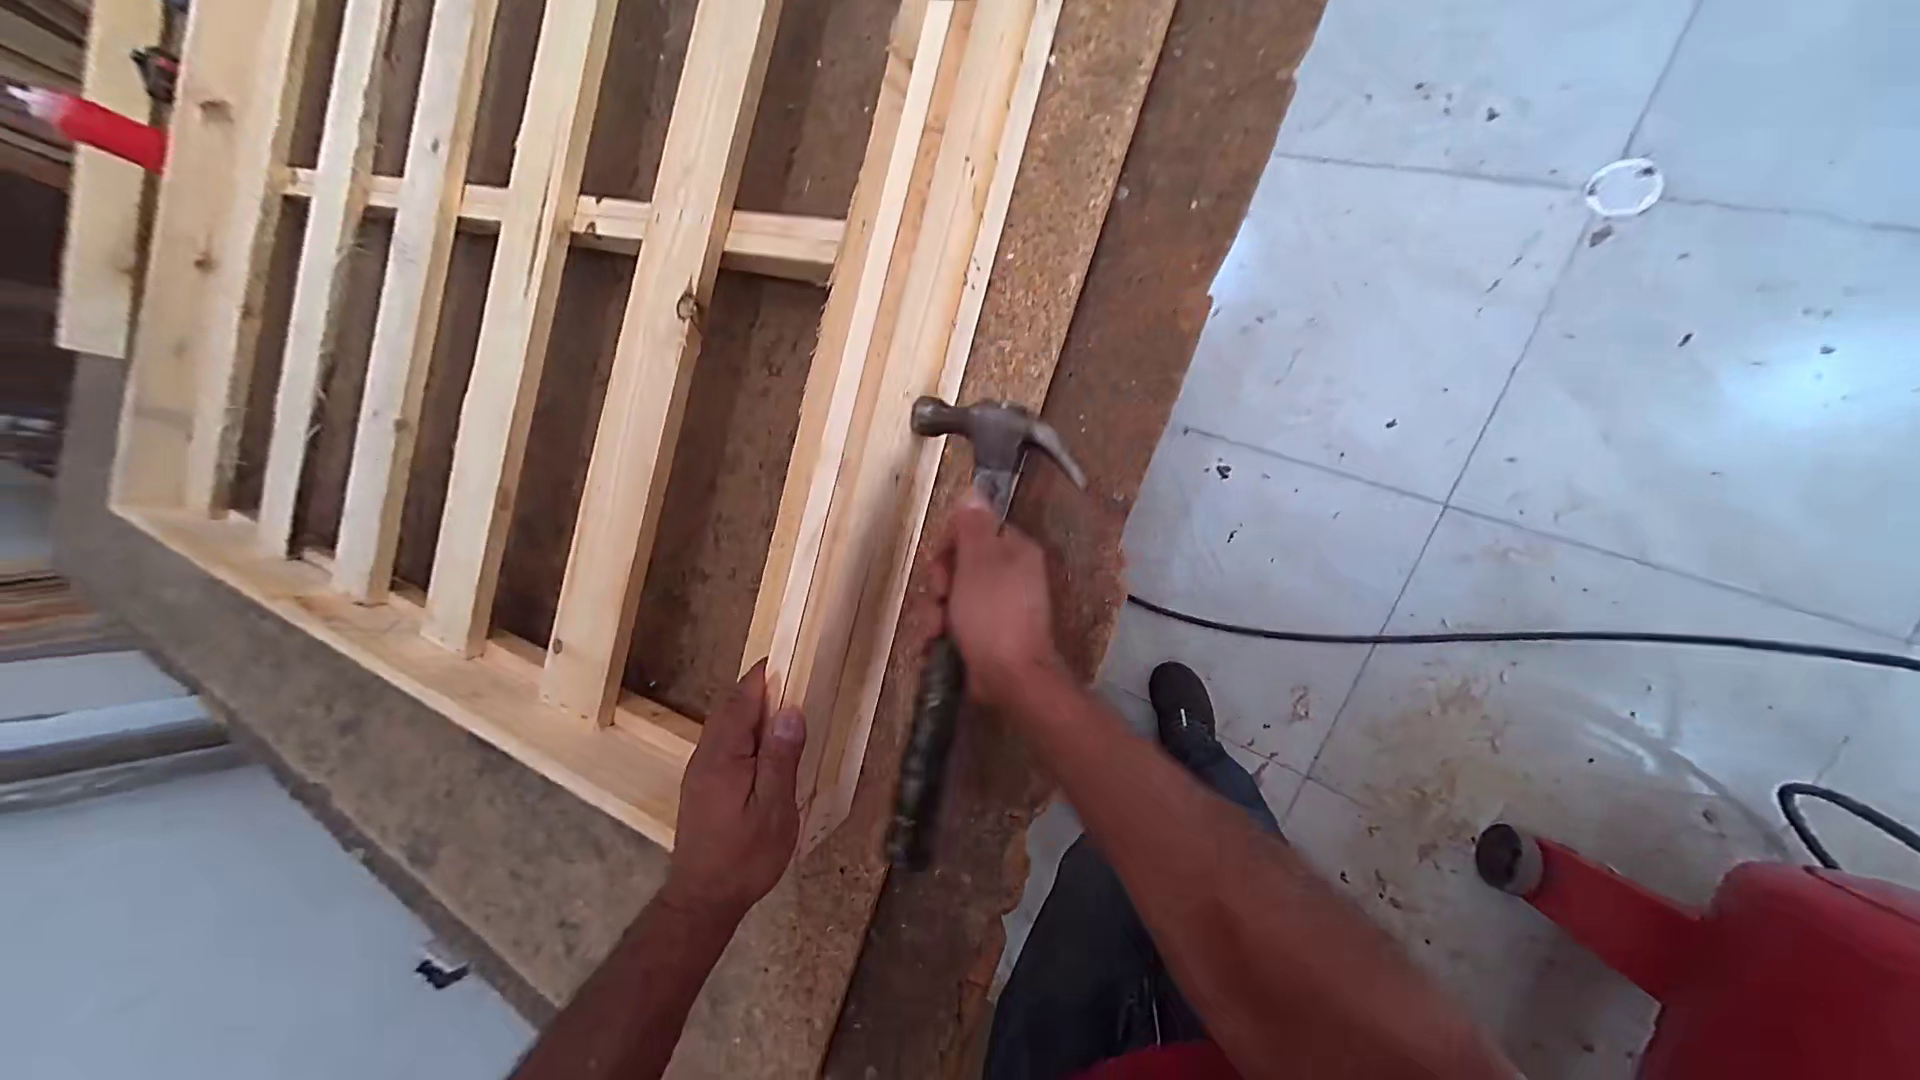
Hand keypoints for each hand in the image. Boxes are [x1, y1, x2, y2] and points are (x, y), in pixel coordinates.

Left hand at [662, 663, 805, 921]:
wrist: (703, 900)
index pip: (742, 698)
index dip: (765, 675)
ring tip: (788, 714)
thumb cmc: (745, 855)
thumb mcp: (774, 808)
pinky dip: (747, 732)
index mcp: (723, 754)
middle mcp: (706, 754)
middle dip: (762, 690)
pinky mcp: (702, 784)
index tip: (791, 659)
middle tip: (797, 685)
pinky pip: (725, 743)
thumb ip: (781, 757)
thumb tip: (790, 709)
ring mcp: (701, 769)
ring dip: (755, 712)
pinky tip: (768, 749)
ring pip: (727, 724)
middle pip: (732, 706)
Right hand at [930, 497, 1066, 710]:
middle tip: (940, 596)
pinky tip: (939, 644)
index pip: (974, 530)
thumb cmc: (993, 615)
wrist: (1010, 678)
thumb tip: (973, 492)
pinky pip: (955, 623)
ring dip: (936, 612)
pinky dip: (943, 633)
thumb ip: (972, 526)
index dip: (950, 544)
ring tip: (938, 630)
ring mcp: (998, 607)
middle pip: (959, 564)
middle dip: (940, 583)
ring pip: (951, 596)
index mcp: (1014, 551)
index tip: (941, 561)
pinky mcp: (986, 635)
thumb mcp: (979, 562)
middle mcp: (1010, 575)